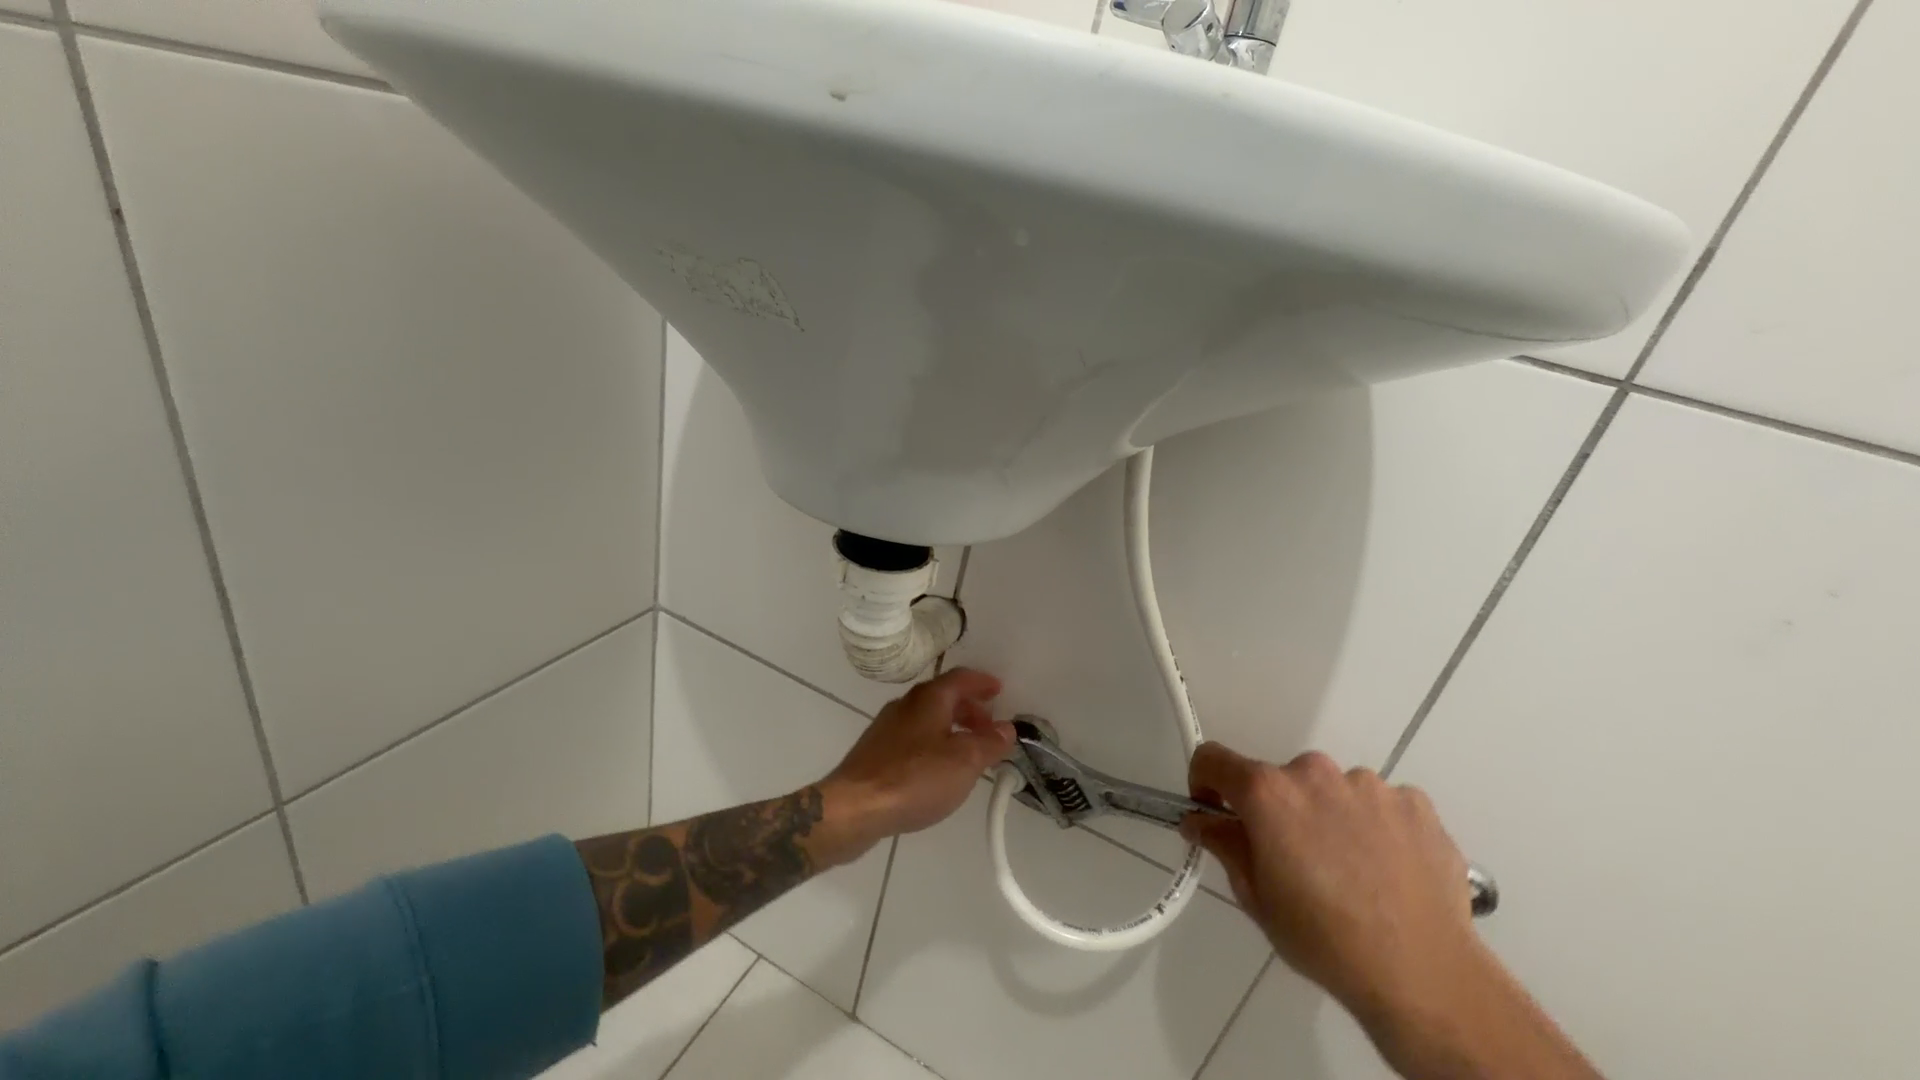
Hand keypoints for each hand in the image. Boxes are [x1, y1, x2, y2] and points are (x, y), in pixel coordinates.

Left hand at [815, 668, 1013, 864]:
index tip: (998, 690)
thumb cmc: (915, 779)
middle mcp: (905, 705)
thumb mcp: (965, 762)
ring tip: (969, 752)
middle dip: (969, 709)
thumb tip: (1006, 728)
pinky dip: (933, 744)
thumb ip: (990, 743)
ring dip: (952, 728)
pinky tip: (938, 771)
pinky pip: (913, 739)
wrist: (855, 808)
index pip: (960, 678)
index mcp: (928, 699)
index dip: (982, 682)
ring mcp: (886, 729)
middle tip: (989, 728)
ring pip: (927, 719)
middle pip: (942, 697)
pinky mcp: (875, 753)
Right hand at [1180, 744, 1493, 1025]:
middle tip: (1293, 862)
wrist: (1422, 973)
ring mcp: (1371, 785)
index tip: (1215, 811)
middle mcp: (1316, 774)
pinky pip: (1380, 805)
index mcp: (1268, 794)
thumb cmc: (1324, 940)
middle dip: (1278, 811)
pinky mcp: (1417, 804)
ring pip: (1333, 792)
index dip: (1205, 782)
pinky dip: (1374, 828)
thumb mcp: (1256, 898)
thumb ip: (1224, 846)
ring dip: (1329, 817)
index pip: (1214, 759)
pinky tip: (1386, 872)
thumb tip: (1201, 822)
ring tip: (1350, 873)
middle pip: (1280, 780)